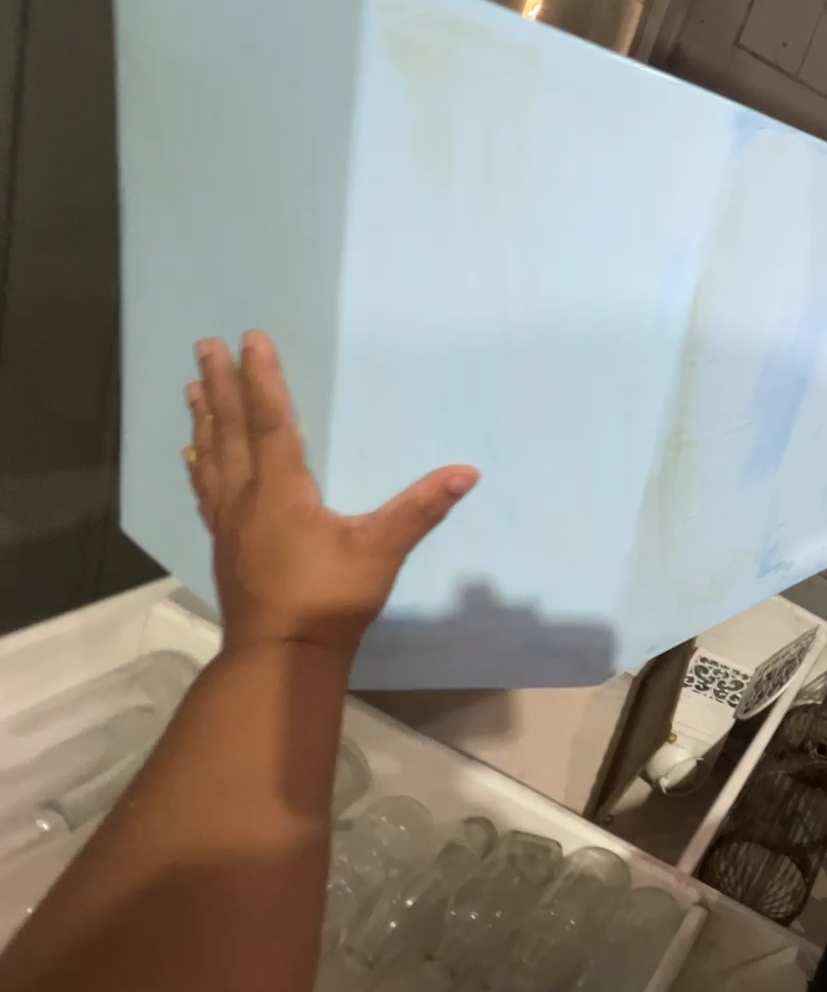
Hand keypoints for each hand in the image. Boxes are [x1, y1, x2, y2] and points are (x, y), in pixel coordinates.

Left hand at [184, 332, 478, 653]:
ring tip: (194, 386)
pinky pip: (208, 487)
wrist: (282, 649)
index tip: (251, 341)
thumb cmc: (331, 595)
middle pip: (232, 431)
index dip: (265, 381)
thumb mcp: (384, 549)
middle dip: (224, 387)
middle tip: (207, 346)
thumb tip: (467, 472)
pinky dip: (201, 461)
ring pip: (212, 456)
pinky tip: (195, 454)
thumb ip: (421, 508)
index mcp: (280, 491)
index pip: (272, 424)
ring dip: (206, 417)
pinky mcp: (229, 540)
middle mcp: (246, 497)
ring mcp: (231, 520)